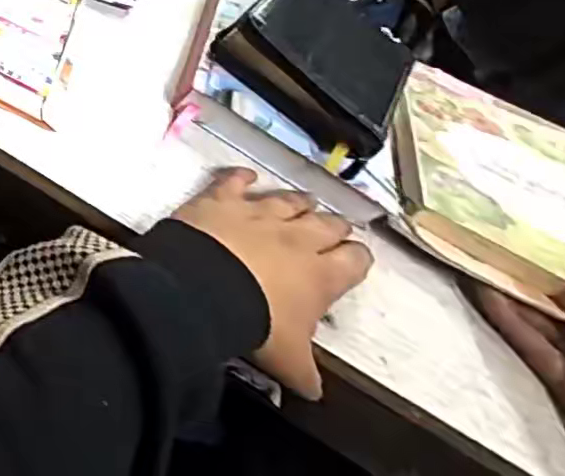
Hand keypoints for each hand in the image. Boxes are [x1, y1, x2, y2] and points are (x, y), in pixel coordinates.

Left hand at [171, 168, 372, 399]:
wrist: (205, 287)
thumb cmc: (256, 325)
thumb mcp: (288, 362)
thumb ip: (306, 373)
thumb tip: (314, 392)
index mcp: (320, 274)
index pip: (353, 261)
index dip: (358, 258)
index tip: (359, 257)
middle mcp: (296, 236)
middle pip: (326, 224)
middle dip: (335, 225)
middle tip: (339, 225)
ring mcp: (259, 212)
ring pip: (287, 200)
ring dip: (299, 201)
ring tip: (309, 199)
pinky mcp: (224, 199)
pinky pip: (235, 181)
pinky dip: (241, 177)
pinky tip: (247, 174)